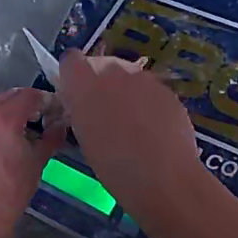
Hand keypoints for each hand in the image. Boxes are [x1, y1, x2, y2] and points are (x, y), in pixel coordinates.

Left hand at [0, 88, 65, 237]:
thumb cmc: (15, 188)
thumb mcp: (38, 160)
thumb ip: (52, 136)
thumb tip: (62, 124)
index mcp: (5, 118)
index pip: (29, 96)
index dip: (46, 100)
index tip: (56, 110)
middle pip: (12, 94)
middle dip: (30, 101)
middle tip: (44, 115)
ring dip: (12, 104)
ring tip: (26, 120)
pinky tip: (7, 128)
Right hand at [56, 52, 205, 220]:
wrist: (164, 177)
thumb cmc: (113, 165)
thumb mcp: (83, 137)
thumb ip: (80, 110)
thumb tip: (82, 103)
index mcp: (83, 82)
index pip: (70, 60)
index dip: (72, 76)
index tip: (76, 97)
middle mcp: (113, 70)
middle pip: (101, 64)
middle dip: (100, 83)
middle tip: (104, 113)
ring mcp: (144, 77)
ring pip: (128, 76)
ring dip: (125, 91)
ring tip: (132, 124)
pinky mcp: (167, 89)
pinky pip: (150, 89)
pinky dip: (148, 102)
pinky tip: (153, 129)